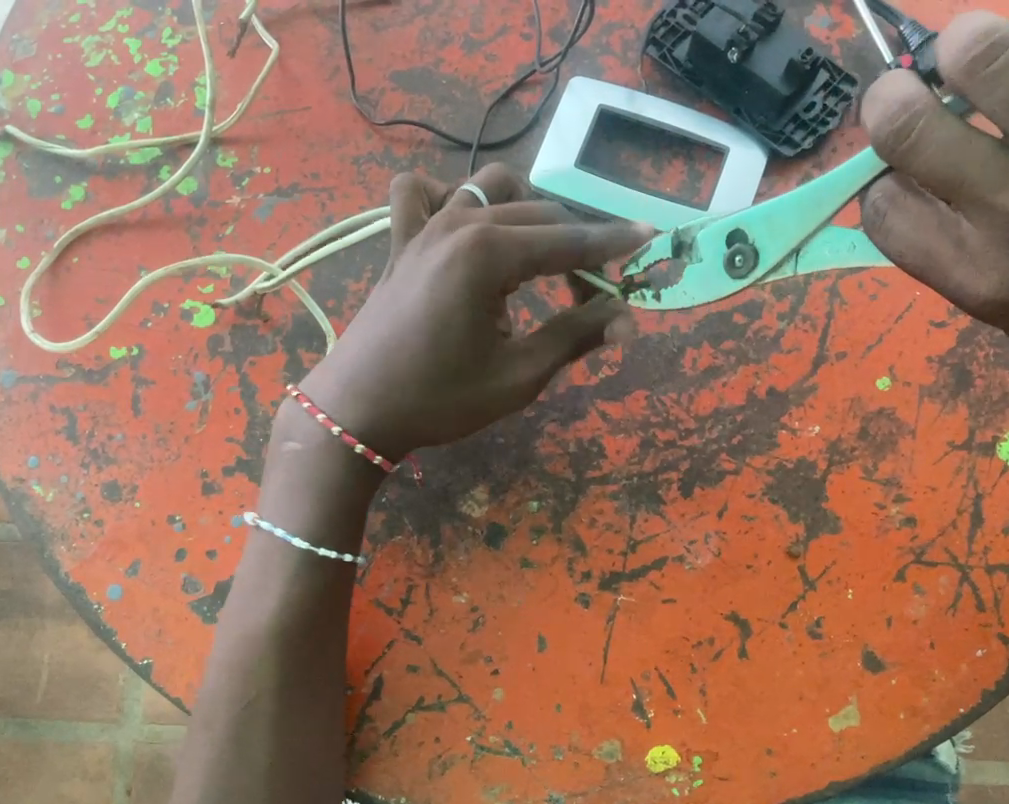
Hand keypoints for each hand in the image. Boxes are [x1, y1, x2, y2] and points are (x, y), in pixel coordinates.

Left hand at [295, 165, 653, 459]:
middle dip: (576, 244)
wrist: (358, 411)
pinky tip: (459, 227)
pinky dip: (445, 196)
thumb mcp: (518, 377)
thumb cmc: (439, 400)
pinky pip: (419, 192)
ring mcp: (424, 226)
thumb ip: (574, 337)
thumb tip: (626, 317)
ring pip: (489, 187)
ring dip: (525, 208)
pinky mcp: (399, 241)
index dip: (613, 243)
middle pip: (539, 214)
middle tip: (595, 293)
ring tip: (537, 255)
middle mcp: (459, 223)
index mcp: (489, 253)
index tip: (650, 240)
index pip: (569, 240)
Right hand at [858, 0, 1008, 409]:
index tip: (910, 168)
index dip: (884, 178)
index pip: (883, 207)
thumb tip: (917, 202)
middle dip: (893, 96)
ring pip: (980, 52)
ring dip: (970, 42)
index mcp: (982, 275)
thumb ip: (968, 267)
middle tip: (918, 85)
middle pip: (903, 126)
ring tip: (992, 49)